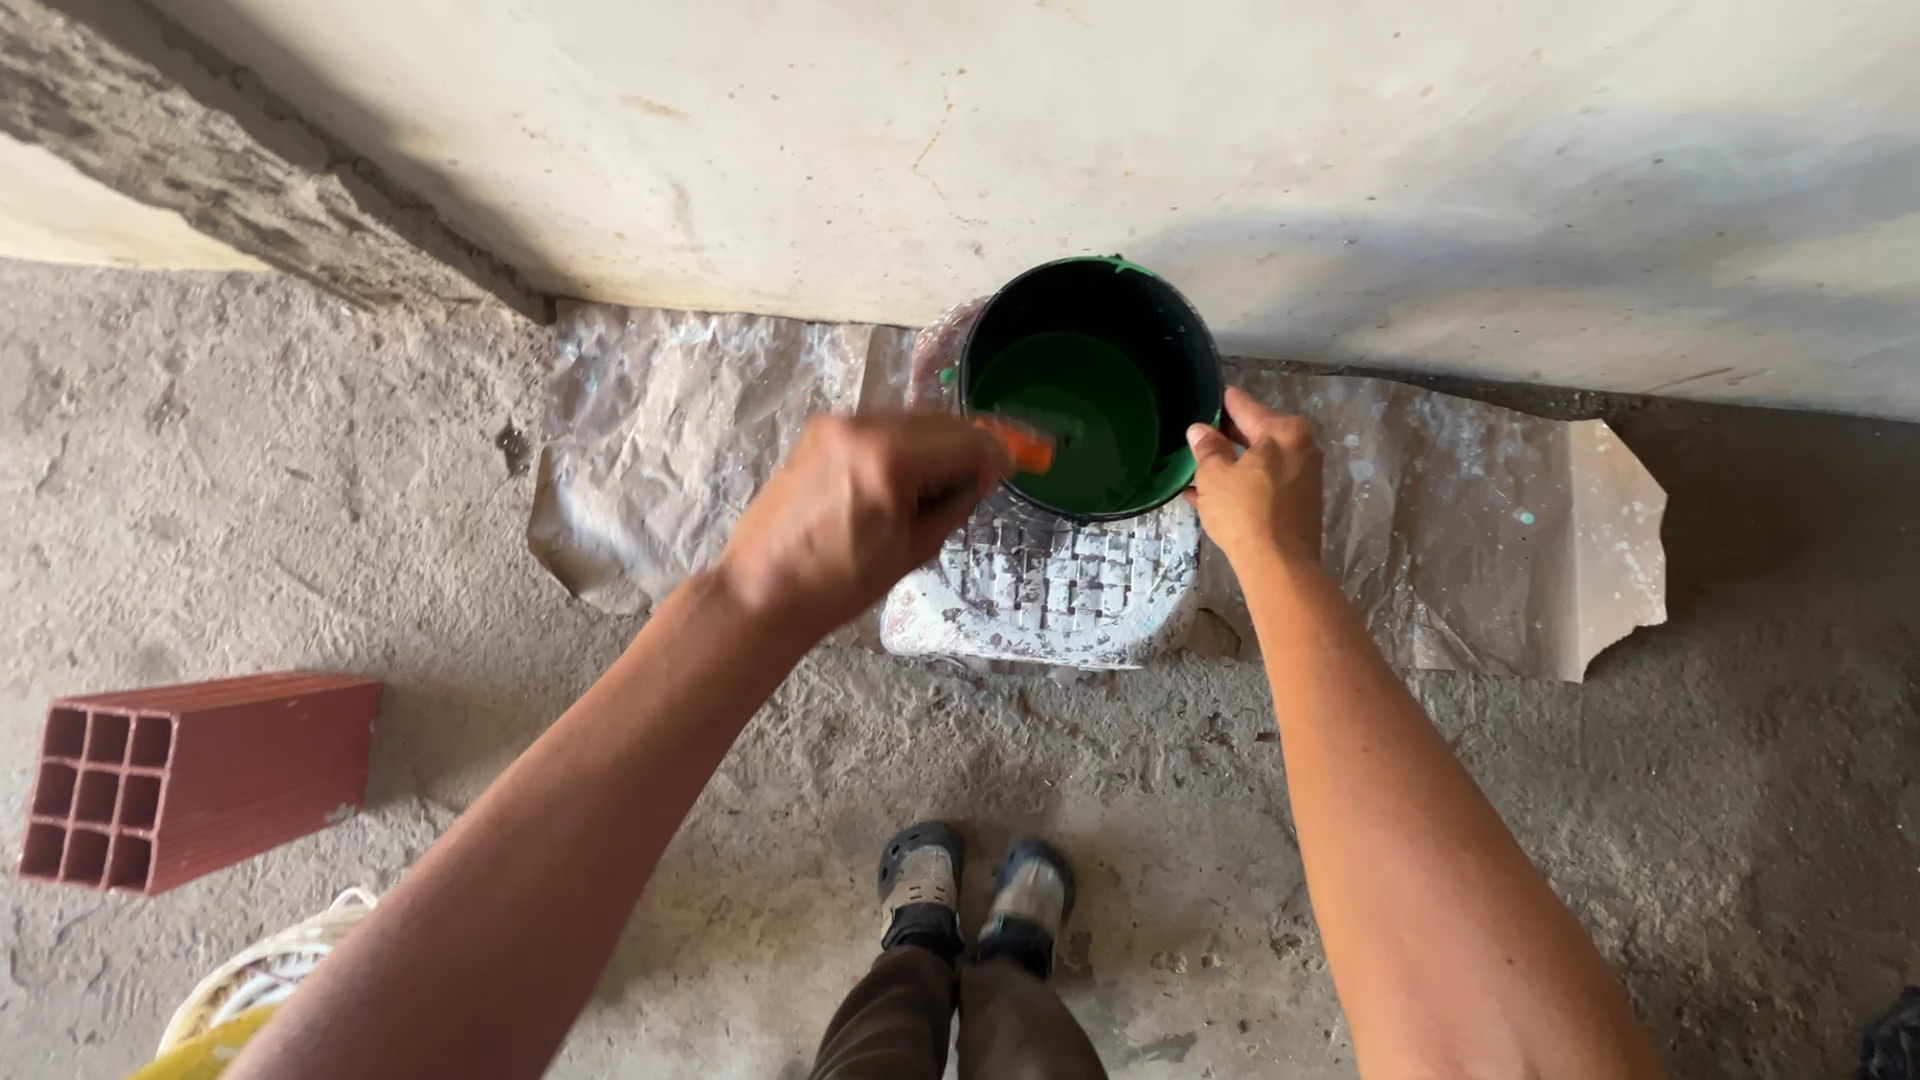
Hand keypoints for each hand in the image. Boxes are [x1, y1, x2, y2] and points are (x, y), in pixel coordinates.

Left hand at [715, 413, 1007, 637]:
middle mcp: (863, 427)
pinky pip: (878, 427)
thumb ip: (954, 504)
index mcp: (890, 460)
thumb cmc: (840, 585)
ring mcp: (836, 424)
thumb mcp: (913, 550)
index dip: (996, 452)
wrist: (762, 588)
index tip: (1014, 464)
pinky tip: (905, 474)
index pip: (965, 440)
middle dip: (967, 444)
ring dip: (934, 442)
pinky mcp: (819, 431)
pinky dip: (902, 443)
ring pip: (908, 420)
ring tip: (941, 481)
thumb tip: (978, 479)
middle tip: (984, 473)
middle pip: (939, 421)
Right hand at [1185, 386, 1323, 566]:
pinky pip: (1264, 484)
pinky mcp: (1299, 503)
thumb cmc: (1244, 510)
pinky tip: (1210, 497)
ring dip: (1230, 466)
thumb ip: (1207, 447)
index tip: (1204, 400)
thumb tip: (1200, 430)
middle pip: (1255, 434)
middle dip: (1225, 438)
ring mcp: (1303, 476)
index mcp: (1284, 431)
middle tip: (1196, 439)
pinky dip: (1241, 486)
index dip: (1220, 404)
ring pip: (1258, 462)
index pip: (1244, 406)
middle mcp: (1301, 447)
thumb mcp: (1214, 475)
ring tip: (1196, 472)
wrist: (1279, 564)